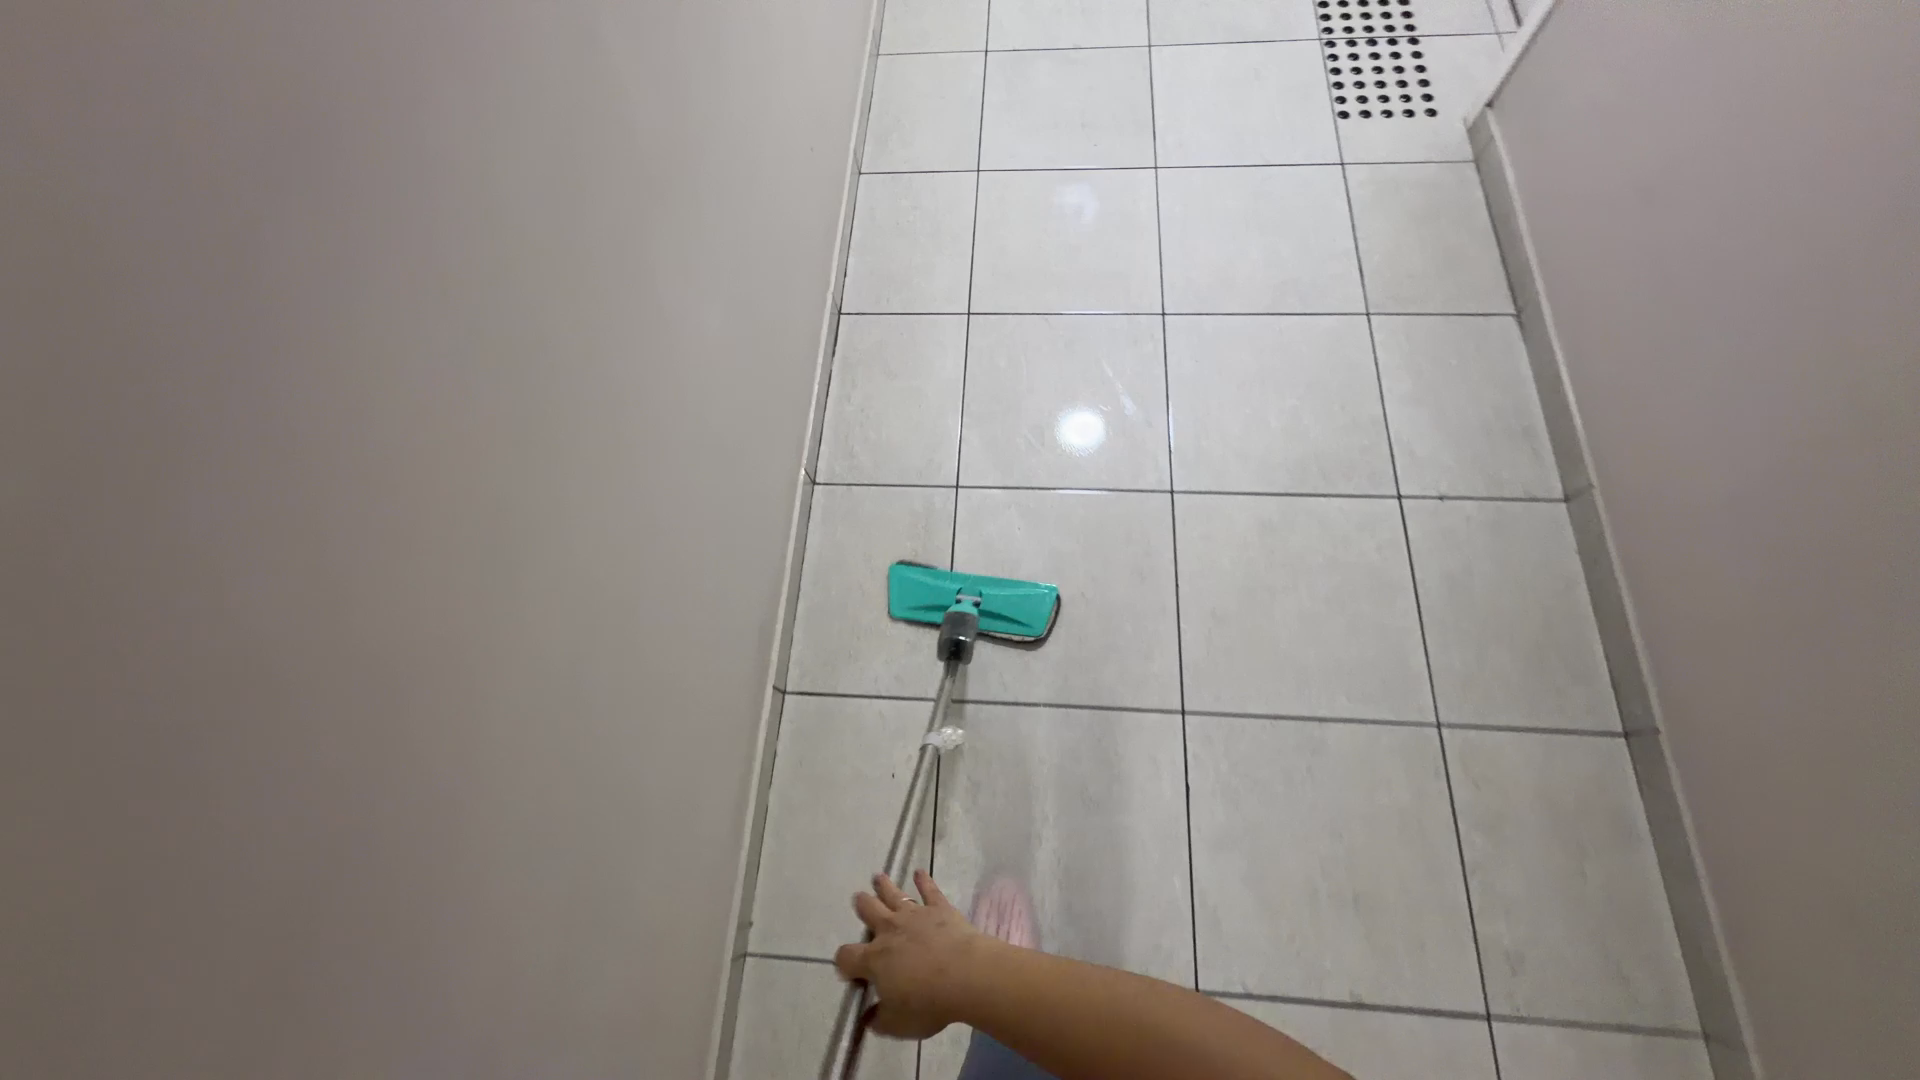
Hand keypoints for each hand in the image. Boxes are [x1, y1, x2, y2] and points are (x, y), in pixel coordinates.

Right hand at [833, 870, 992, 1039]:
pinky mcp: (939, 908)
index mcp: (875, 960)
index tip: (848, 970)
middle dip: (862, 905)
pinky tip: (920, 872)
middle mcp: (890, 931)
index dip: (844, 963)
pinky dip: (924, 880)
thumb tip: (868, 1018)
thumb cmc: (928, 1002)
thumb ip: (879, 1020)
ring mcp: (914, 915)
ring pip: (894, 895)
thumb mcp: (897, 1024)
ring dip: (885, 886)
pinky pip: (929, 890)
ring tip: (878, 877)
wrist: (965, 975)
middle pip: (869, 912)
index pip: (848, 957)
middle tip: (858, 898)